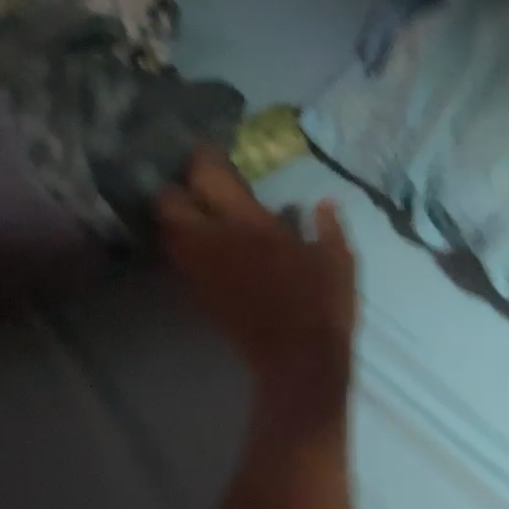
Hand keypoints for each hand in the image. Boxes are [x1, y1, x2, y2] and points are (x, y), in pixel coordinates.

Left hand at [158, 149, 356, 427]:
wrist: (298, 359)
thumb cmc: (324, 303)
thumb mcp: (340, 260)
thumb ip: (328, 227)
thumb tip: (323, 203)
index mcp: (249, 224)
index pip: (208, 176)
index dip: (205, 158)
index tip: (214, 150)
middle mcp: (212, 239)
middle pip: (170, 201)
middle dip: (181, 189)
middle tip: (204, 188)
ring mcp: (199, 268)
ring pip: (169, 230)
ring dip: (181, 218)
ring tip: (205, 216)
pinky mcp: (198, 292)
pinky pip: (183, 257)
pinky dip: (191, 245)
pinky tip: (215, 248)